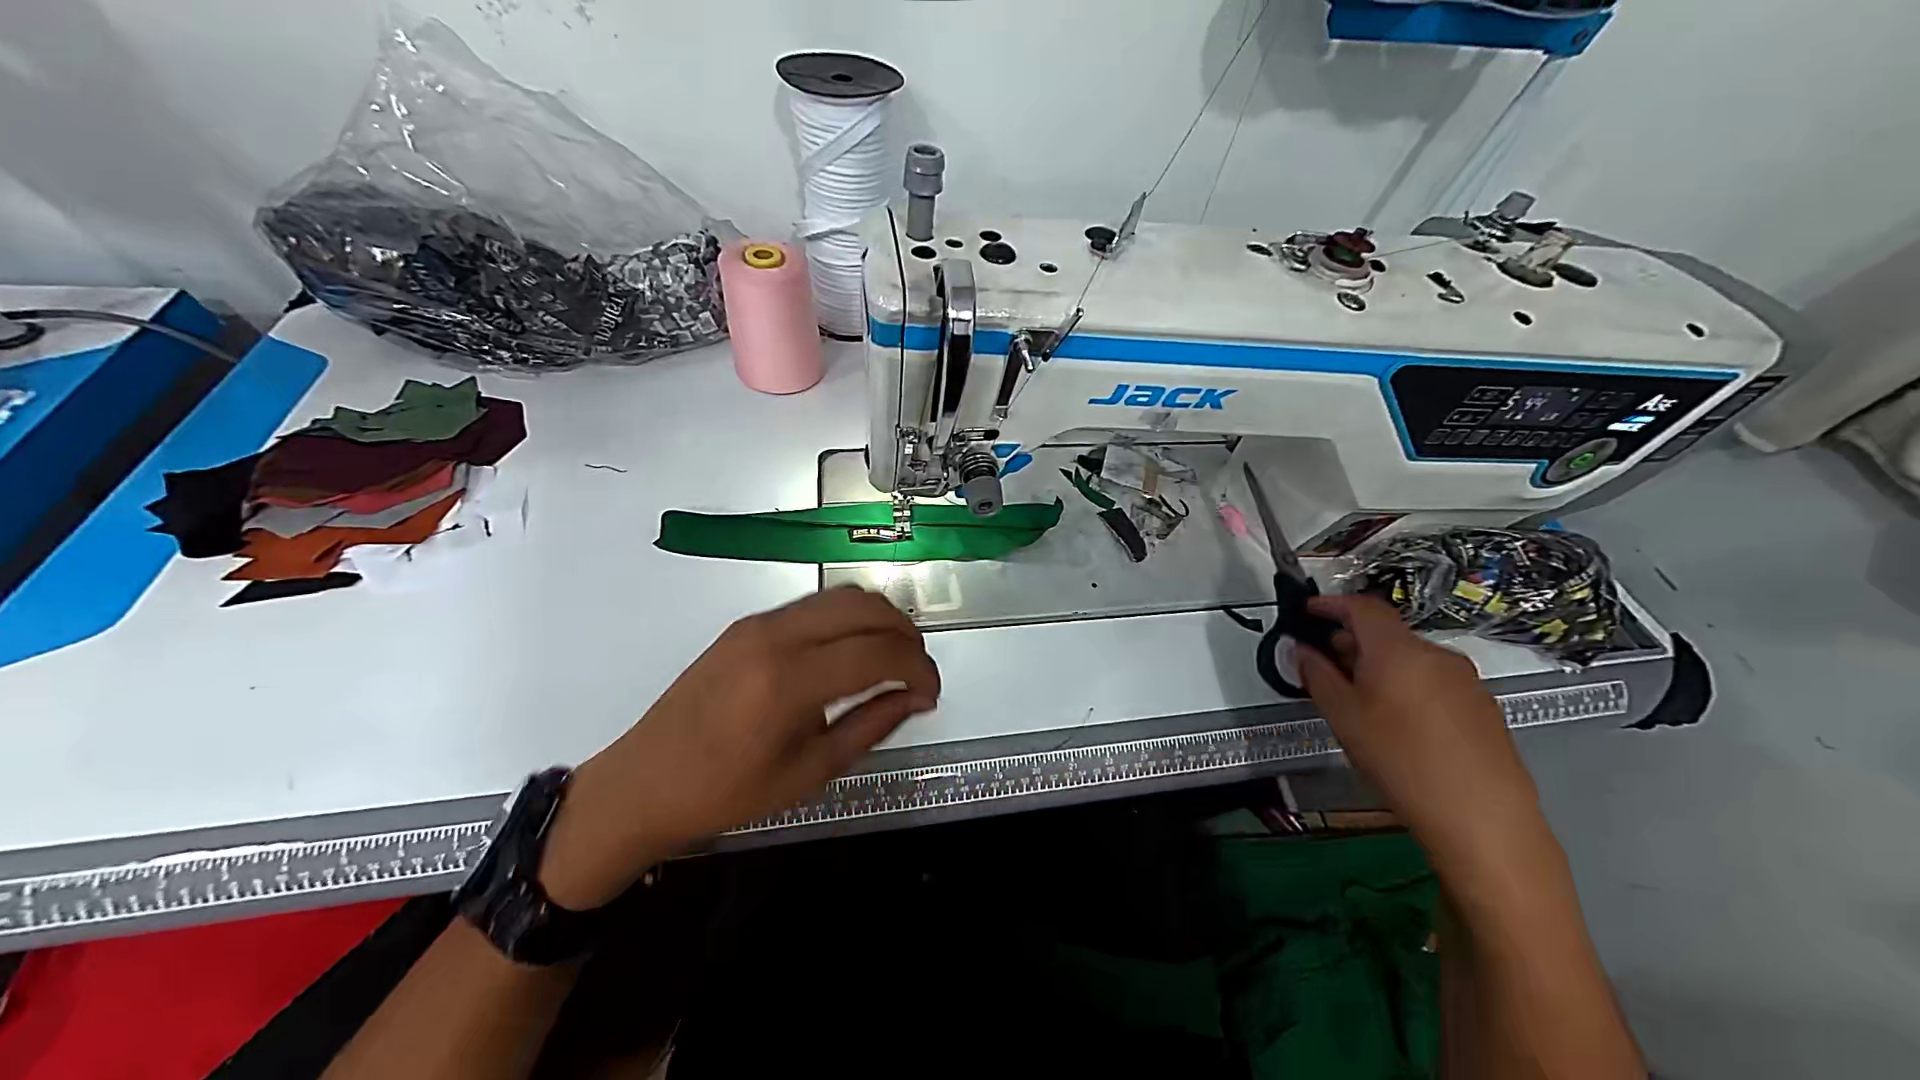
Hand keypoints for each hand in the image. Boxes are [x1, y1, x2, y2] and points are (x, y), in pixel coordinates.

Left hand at [538, 587, 939, 908]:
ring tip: (892, 659)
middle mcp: (774, 636)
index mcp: (789, 681)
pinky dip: (847, 618)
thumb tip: (916, 698)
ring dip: (878, 619)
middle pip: (865, 607)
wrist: (644, 782)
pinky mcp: (746, 624)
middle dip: (906, 634)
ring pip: (841, 596)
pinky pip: (813, 605)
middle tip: (917, 672)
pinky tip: (852, 652)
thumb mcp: (810, 771)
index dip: (919, 668)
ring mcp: (757, 623)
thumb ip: (871, 725)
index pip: (879, 651)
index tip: (932, 692)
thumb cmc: (724, 792)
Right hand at [1296, 594, 1542, 865]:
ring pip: (1411, 658)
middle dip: (1352, 641)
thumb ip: (1317, 675)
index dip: (1332, 603)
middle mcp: (1436, 654)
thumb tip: (1302, 650)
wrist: (1483, 816)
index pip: (1363, 607)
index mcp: (1398, 650)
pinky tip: (1397, 722)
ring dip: (1379, 665)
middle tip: (1325, 664)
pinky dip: (1406, 685)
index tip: (1309, 610)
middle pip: (1387, 633)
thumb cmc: (1399, 759)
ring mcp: (1466, 680)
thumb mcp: (1342, 717)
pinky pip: (1433, 680)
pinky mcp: (1483, 706)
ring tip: (1358, 698)